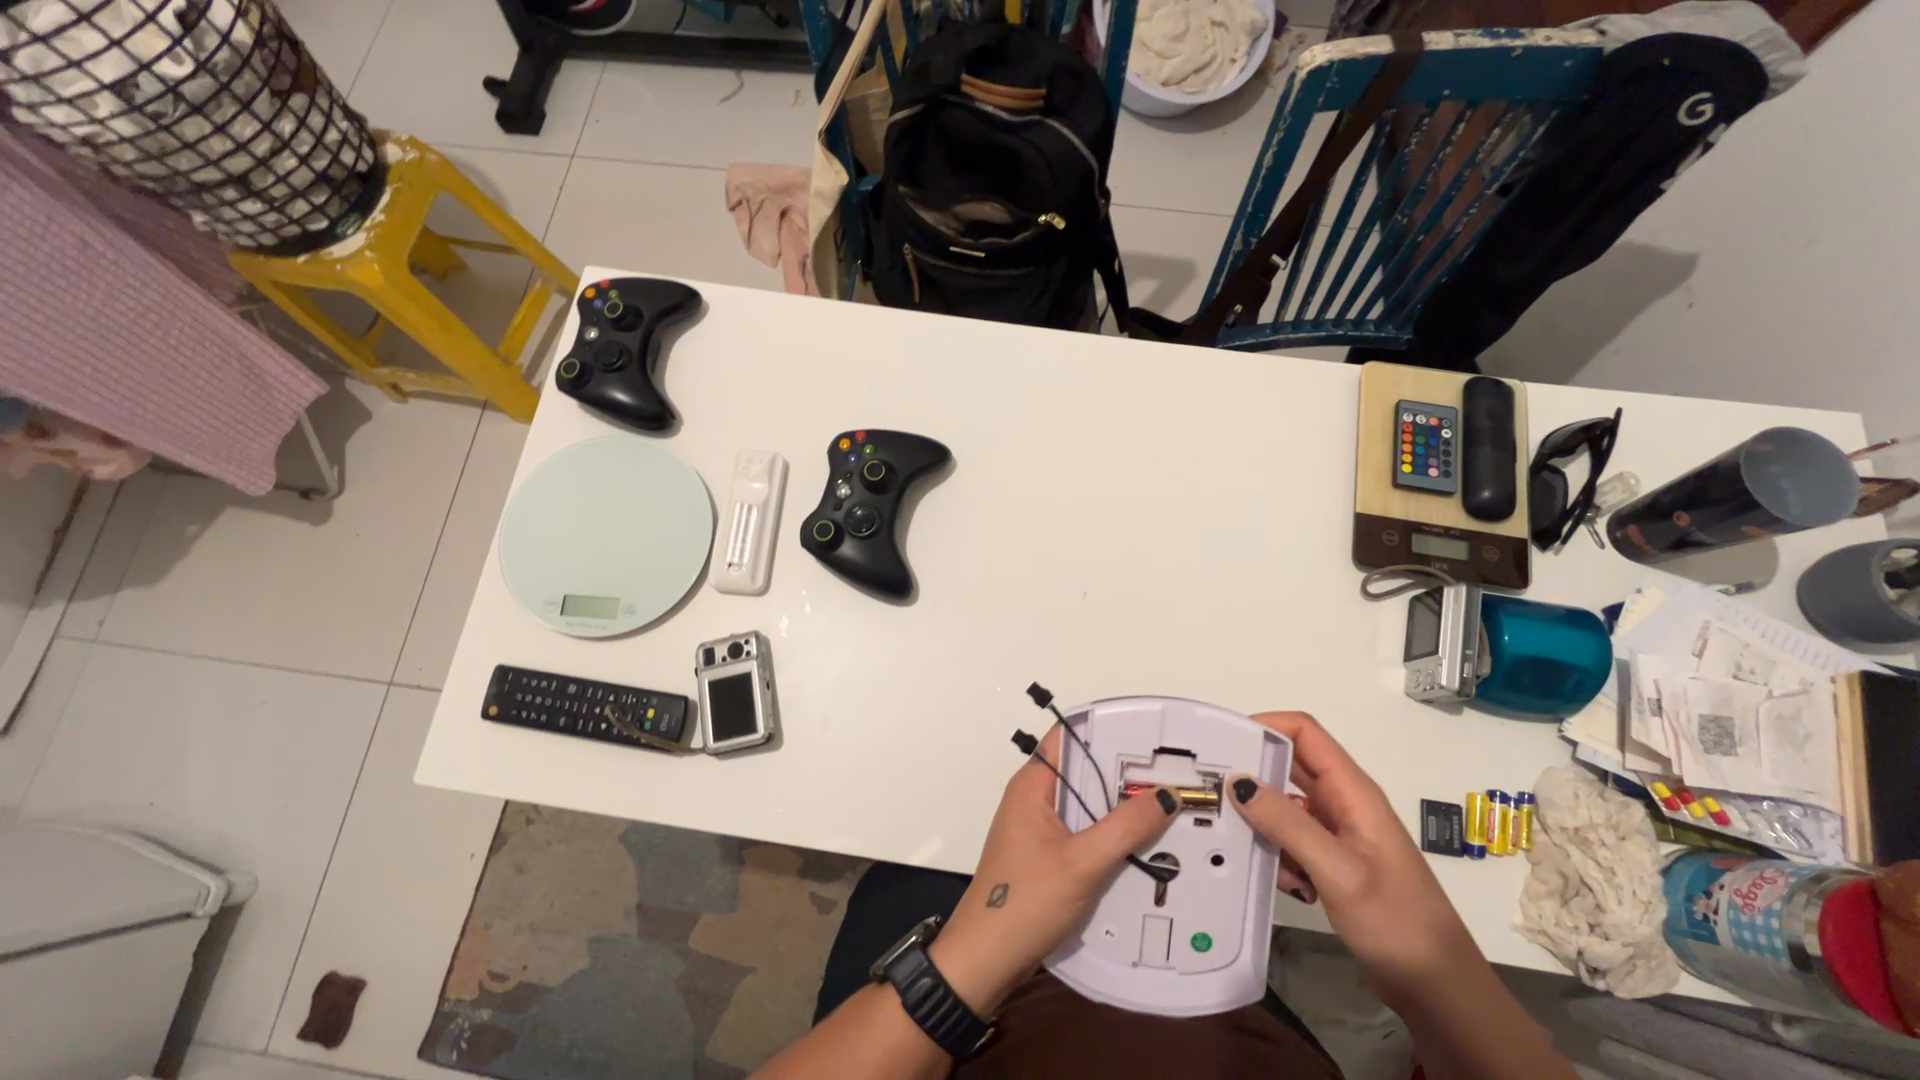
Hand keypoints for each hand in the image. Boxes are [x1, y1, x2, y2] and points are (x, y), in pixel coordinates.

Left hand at [930, 727, 1178, 1013]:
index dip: (1108, 729)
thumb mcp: (1081, 863)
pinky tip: (1145, 842)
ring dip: (1121, 805)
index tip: (1152, 733)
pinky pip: (1086, 832)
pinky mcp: (1049, 856)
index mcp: (1032, 786)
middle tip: (1175, 771)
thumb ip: (1124, 828)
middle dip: (1125, 770)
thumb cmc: (1024, 903)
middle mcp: (1035, 799)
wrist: (987, 958)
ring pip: (1088, 804)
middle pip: (1084, 770)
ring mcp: (1041, 829)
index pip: (1069, 737)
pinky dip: (1112, 833)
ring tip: (1170, 802)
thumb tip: (1167, 794)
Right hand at [1227, 711, 1475, 1000]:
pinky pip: (1292, 842)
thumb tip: (1238, 781)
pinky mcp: (1332, 861)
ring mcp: (1339, 833)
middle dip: (1252, 778)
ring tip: (1262, 859)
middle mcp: (1343, 803)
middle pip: (1288, 768)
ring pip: (1285, 809)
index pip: (1304, 732)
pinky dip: (1281, 857)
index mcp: (1352, 792)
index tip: (1221, 742)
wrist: (1436, 984)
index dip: (1264, 726)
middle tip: (1214, 796)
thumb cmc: (1397, 921)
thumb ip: (1287, 824)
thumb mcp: (1338, 870)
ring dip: (1267, 828)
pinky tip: (1290, 887)